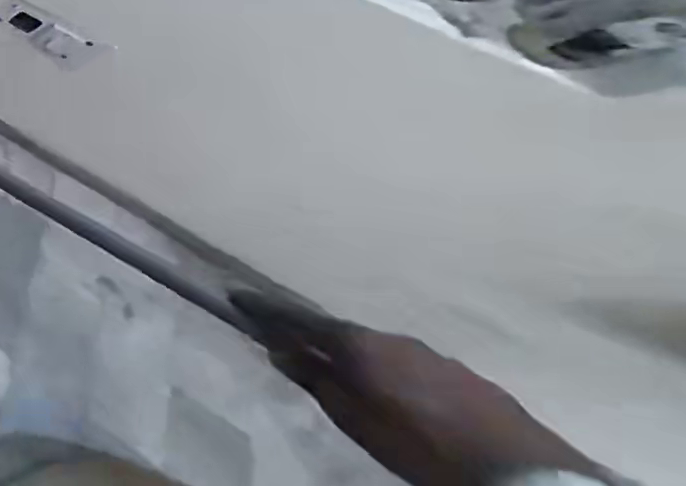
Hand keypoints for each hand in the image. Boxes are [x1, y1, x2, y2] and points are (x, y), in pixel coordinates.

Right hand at [231, 292, 607, 485]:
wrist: (529, 477)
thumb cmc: (422, 448)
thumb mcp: (356, 421)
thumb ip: (315, 381)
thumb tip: (279, 349)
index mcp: (357, 343)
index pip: (297, 317)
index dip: (264, 309)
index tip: (236, 297)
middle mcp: (390, 337)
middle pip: (341, 332)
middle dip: (318, 337)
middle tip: (296, 346)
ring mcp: (435, 355)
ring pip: (383, 349)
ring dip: (362, 357)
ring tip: (354, 376)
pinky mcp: (471, 379)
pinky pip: (417, 367)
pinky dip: (398, 373)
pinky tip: (406, 395)